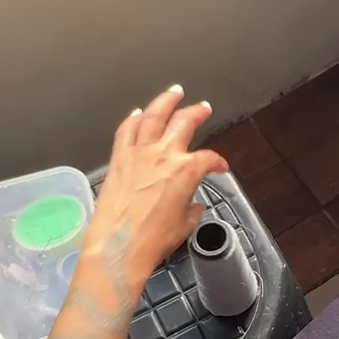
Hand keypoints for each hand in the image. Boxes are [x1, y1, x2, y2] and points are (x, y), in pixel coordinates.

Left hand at [83, 84, 227, 279]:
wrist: (118, 246)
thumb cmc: (152, 240)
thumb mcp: (183, 225)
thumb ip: (192, 209)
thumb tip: (193, 205)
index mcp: (186, 171)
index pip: (208, 159)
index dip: (217, 163)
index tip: (219, 168)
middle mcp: (163, 155)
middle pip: (183, 122)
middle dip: (196, 112)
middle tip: (202, 108)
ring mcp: (138, 154)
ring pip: (153, 116)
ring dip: (165, 101)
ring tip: (174, 92)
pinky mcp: (118, 159)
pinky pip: (126, 130)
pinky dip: (133, 119)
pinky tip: (137, 114)